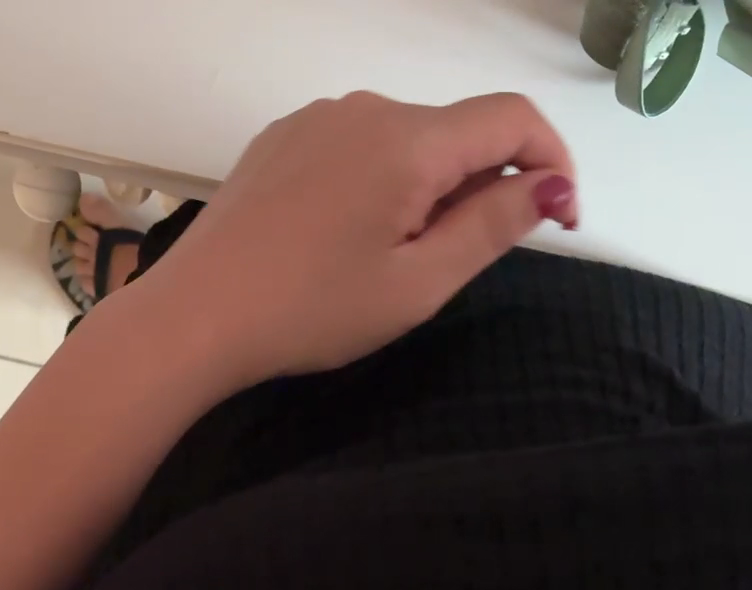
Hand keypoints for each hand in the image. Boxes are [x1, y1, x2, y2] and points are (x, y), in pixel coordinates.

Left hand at [123, 91, 576, 386]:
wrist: (195, 317)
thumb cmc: (308, 313)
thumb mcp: (414, 286)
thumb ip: (490, 228)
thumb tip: (547, 186)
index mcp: (407, 142)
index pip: (511, 119)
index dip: (550, 162)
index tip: (556, 219)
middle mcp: (362, 109)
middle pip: (452, 132)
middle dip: (476, 187)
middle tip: (451, 263)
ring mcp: (311, 120)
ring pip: (400, 141)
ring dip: (421, 188)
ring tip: (385, 259)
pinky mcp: (277, 141)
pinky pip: (350, 148)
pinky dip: (373, 183)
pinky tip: (340, 238)